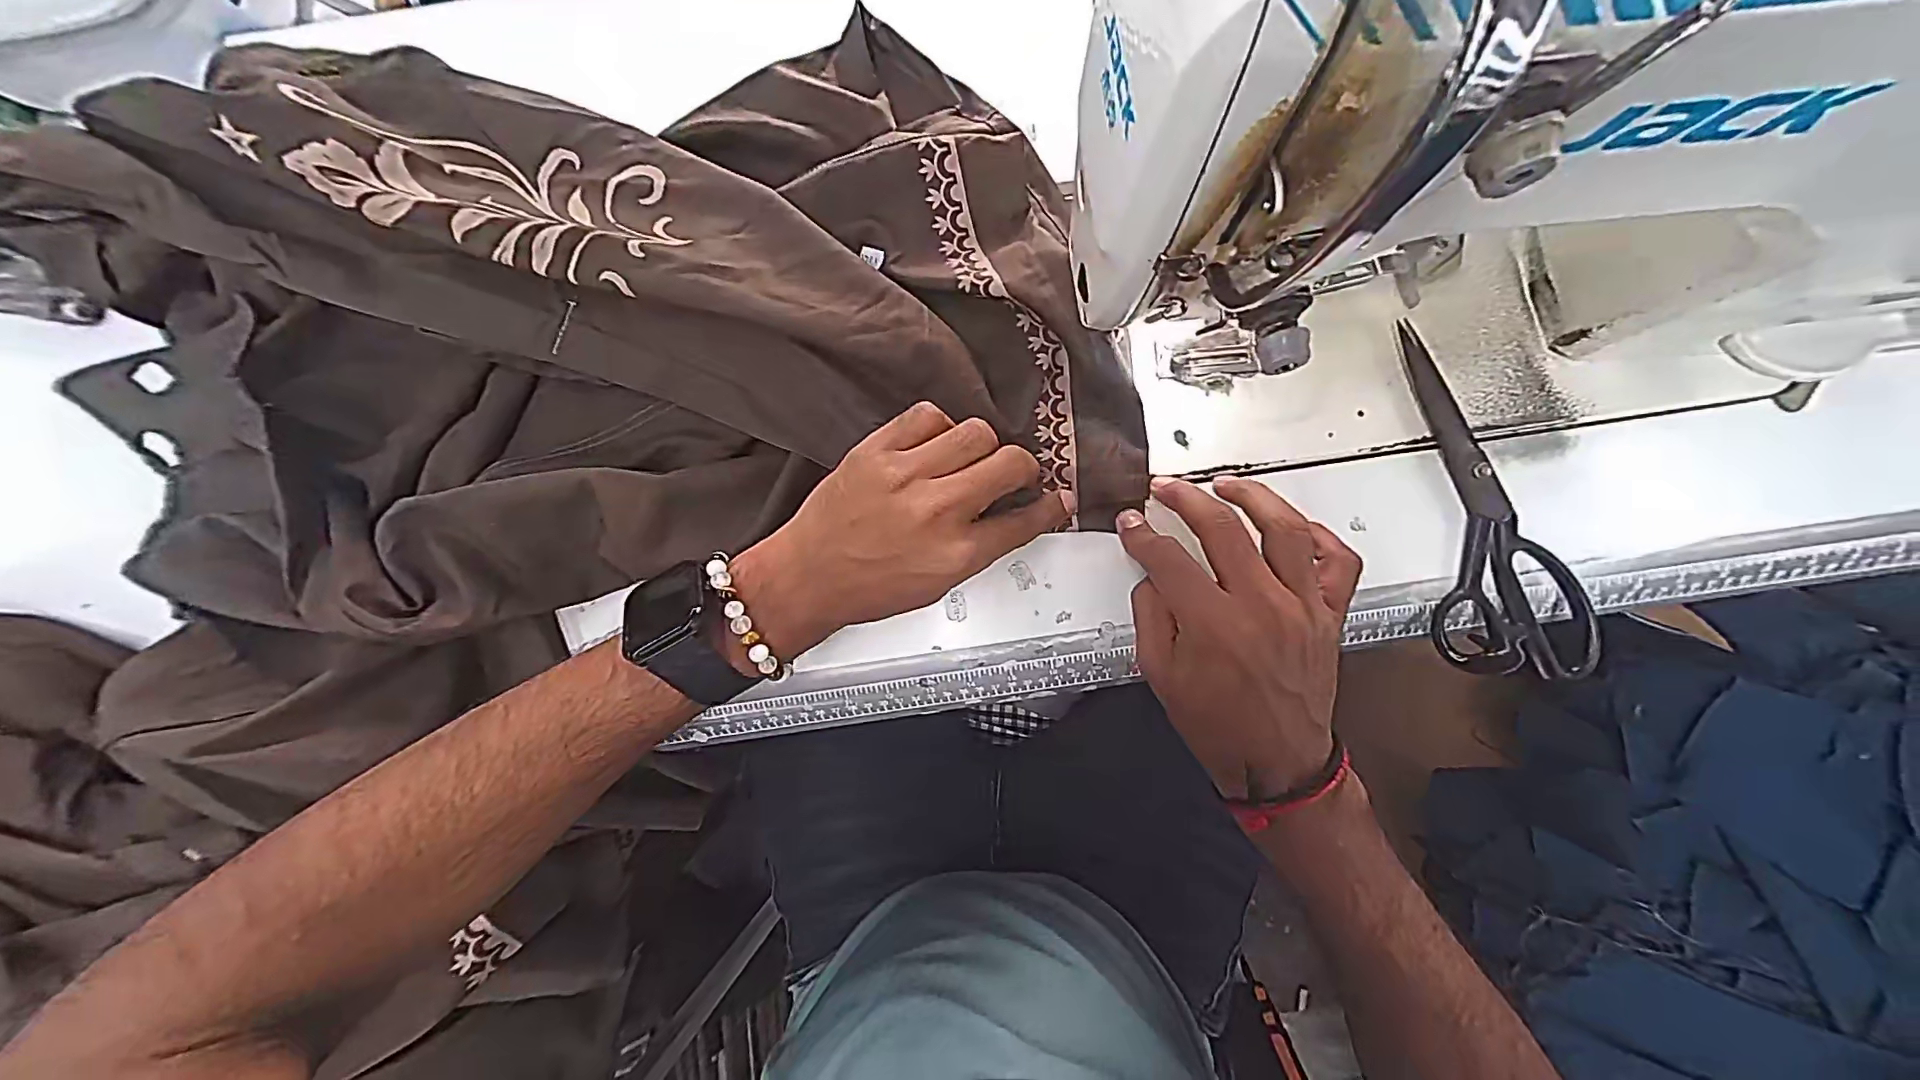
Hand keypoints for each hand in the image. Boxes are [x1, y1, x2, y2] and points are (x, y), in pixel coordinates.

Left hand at [729, 402, 1072, 658]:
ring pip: (975, 432)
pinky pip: (927, 415)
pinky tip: (934, 443)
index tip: (1056, 498)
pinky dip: (940, 425)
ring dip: (984, 445)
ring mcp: (904, 475)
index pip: (1025, 519)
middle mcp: (936, 511)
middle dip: (1025, 468)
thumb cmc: (866, 587)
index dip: (1050, 506)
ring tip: (969, 458)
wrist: (806, 577)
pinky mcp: (875, 451)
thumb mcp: (937, 584)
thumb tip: (1012, 518)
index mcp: (956, 554)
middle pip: (1011, 463)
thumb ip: (980, 547)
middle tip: (1015, 474)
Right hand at [1118, 476, 1361, 798]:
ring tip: (1228, 485)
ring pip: (1284, 529)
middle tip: (1169, 489)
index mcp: (1212, 625)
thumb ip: (1150, 616)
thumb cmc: (1220, 726)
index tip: (1133, 523)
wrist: (1276, 761)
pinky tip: (1294, 524)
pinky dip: (1319, 535)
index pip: (1168, 558)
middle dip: (1185, 499)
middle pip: (1221, 528)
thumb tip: (1152, 576)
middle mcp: (1260, 608)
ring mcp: (1300, 608)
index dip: (1142, 534)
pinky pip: (1337, 562)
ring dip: (1252, 497)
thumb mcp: (1160, 674)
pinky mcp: (1327, 616)